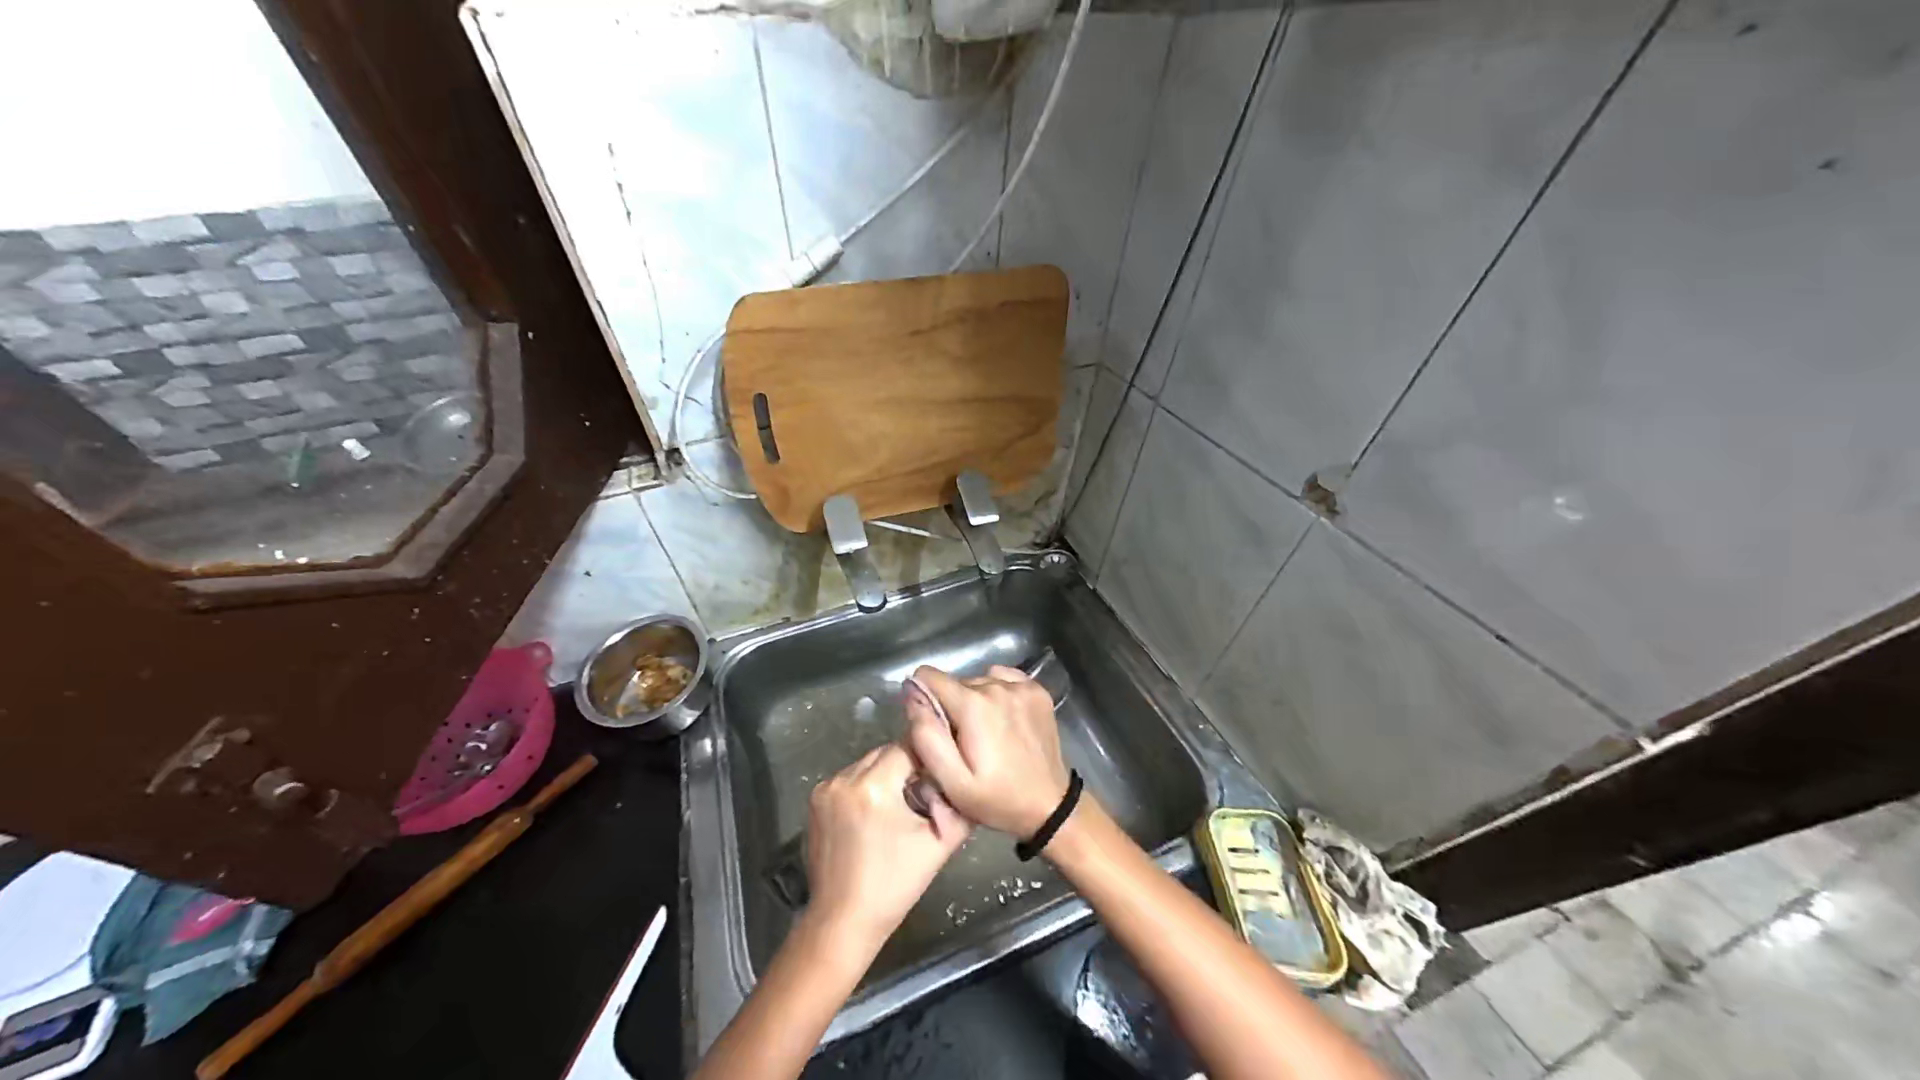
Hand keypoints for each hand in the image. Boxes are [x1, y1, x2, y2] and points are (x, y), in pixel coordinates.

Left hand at [804, 743, 969, 952]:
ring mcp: (825, 790)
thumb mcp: (939, 845)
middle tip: (921, 796)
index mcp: (874, 786)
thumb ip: (958, 806)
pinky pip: (848, 781)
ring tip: (896, 810)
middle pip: (885, 753)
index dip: (927, 759)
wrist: (843, 921)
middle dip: (906, 768)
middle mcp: (844, 779)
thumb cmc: (894, 885)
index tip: (937, 778)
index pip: (908, 747)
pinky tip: (872, 818)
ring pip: (866, 765)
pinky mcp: (814, 803)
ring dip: (884, 777)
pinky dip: (863, 790)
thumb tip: (963, 781)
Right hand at [904, 665, 1070, 837]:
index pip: (929, 676)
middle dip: (951, 706)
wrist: (1050, 806)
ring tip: (985, 733)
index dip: (922, 696)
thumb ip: (926, 736)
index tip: (930, 723)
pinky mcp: (1038, 691)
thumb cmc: (997, 799)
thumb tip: (912, 695)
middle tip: (962, 741)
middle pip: (956, 682)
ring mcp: (1021, 687)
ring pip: (979, 681)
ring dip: (975, 700)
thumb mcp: (952, 782)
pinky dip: (998, 692)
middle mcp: (997, 686)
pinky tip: (1003, 719)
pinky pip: (1004, 679)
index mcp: (973, 705)